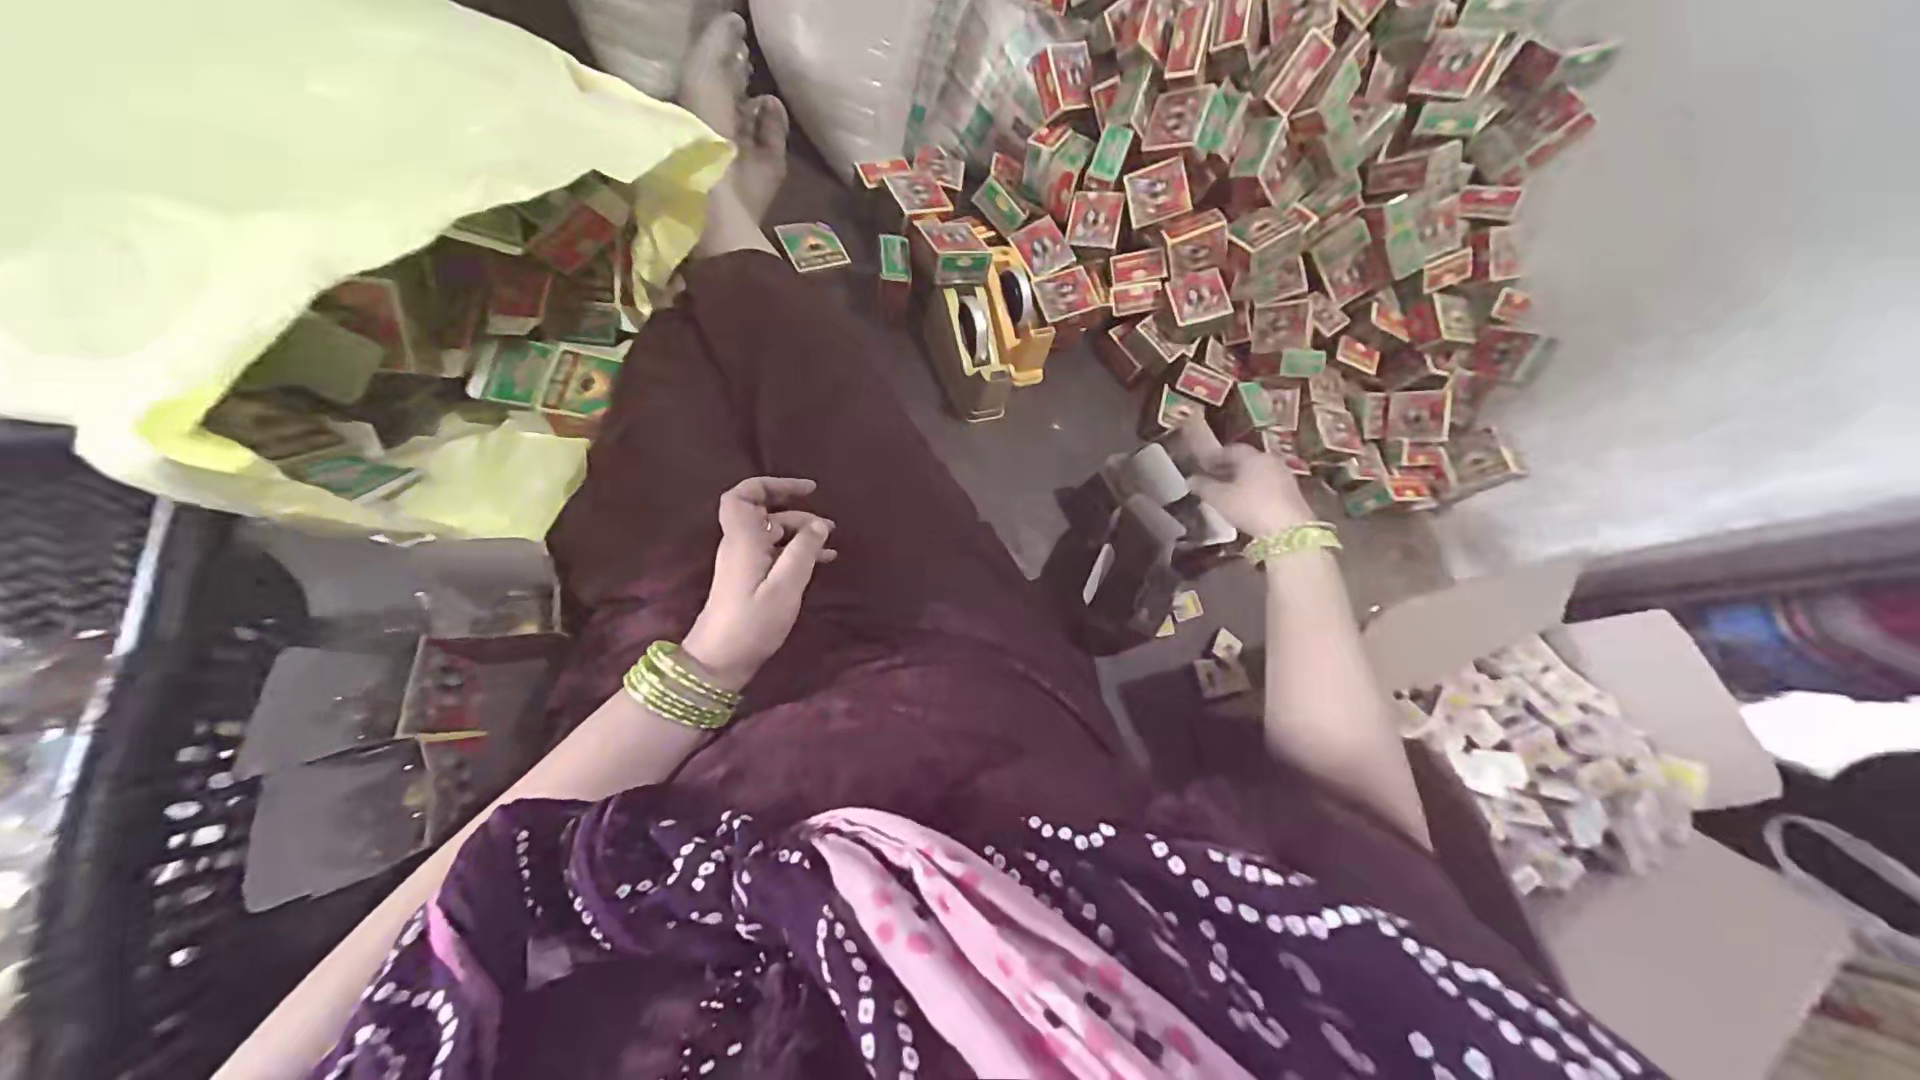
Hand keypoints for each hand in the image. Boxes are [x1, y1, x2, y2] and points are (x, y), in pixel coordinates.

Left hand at [681, 477, 836, 690]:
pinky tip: (822, 559)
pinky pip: (774, 553)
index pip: (742, 496)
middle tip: (828, 523)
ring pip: (772, 534)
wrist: (720, 660)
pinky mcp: (749, 579)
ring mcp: (743, 563)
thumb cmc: (752, 622)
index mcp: (743, 540)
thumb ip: (803, 552)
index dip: (771, 485)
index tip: (804, 490)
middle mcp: (740, 545)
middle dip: (797, 512)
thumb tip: (819, 524)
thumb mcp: (785, 587)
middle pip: (764, 513)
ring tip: (831, 541)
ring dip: (801, 532)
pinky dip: (797, 550)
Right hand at [1180, 421, 1316, 536]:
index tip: (1203, 465)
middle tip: (1212, 477)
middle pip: (1246, 460)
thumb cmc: (1250, 507)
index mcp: (1253, 457)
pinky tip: (1245, 501)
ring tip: (1226, 491)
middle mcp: (1271, 461)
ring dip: (1241, 479)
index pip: (1231, 449)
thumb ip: (1203, 487)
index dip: (1215, 456)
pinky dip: (1254, 487)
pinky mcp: (1292, 493)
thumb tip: (1190, 480)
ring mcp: (1284, 476)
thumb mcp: (1220, 498)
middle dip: (1228, 468)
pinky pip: (1267, 483)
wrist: (1288, 531)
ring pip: (1258, 472)